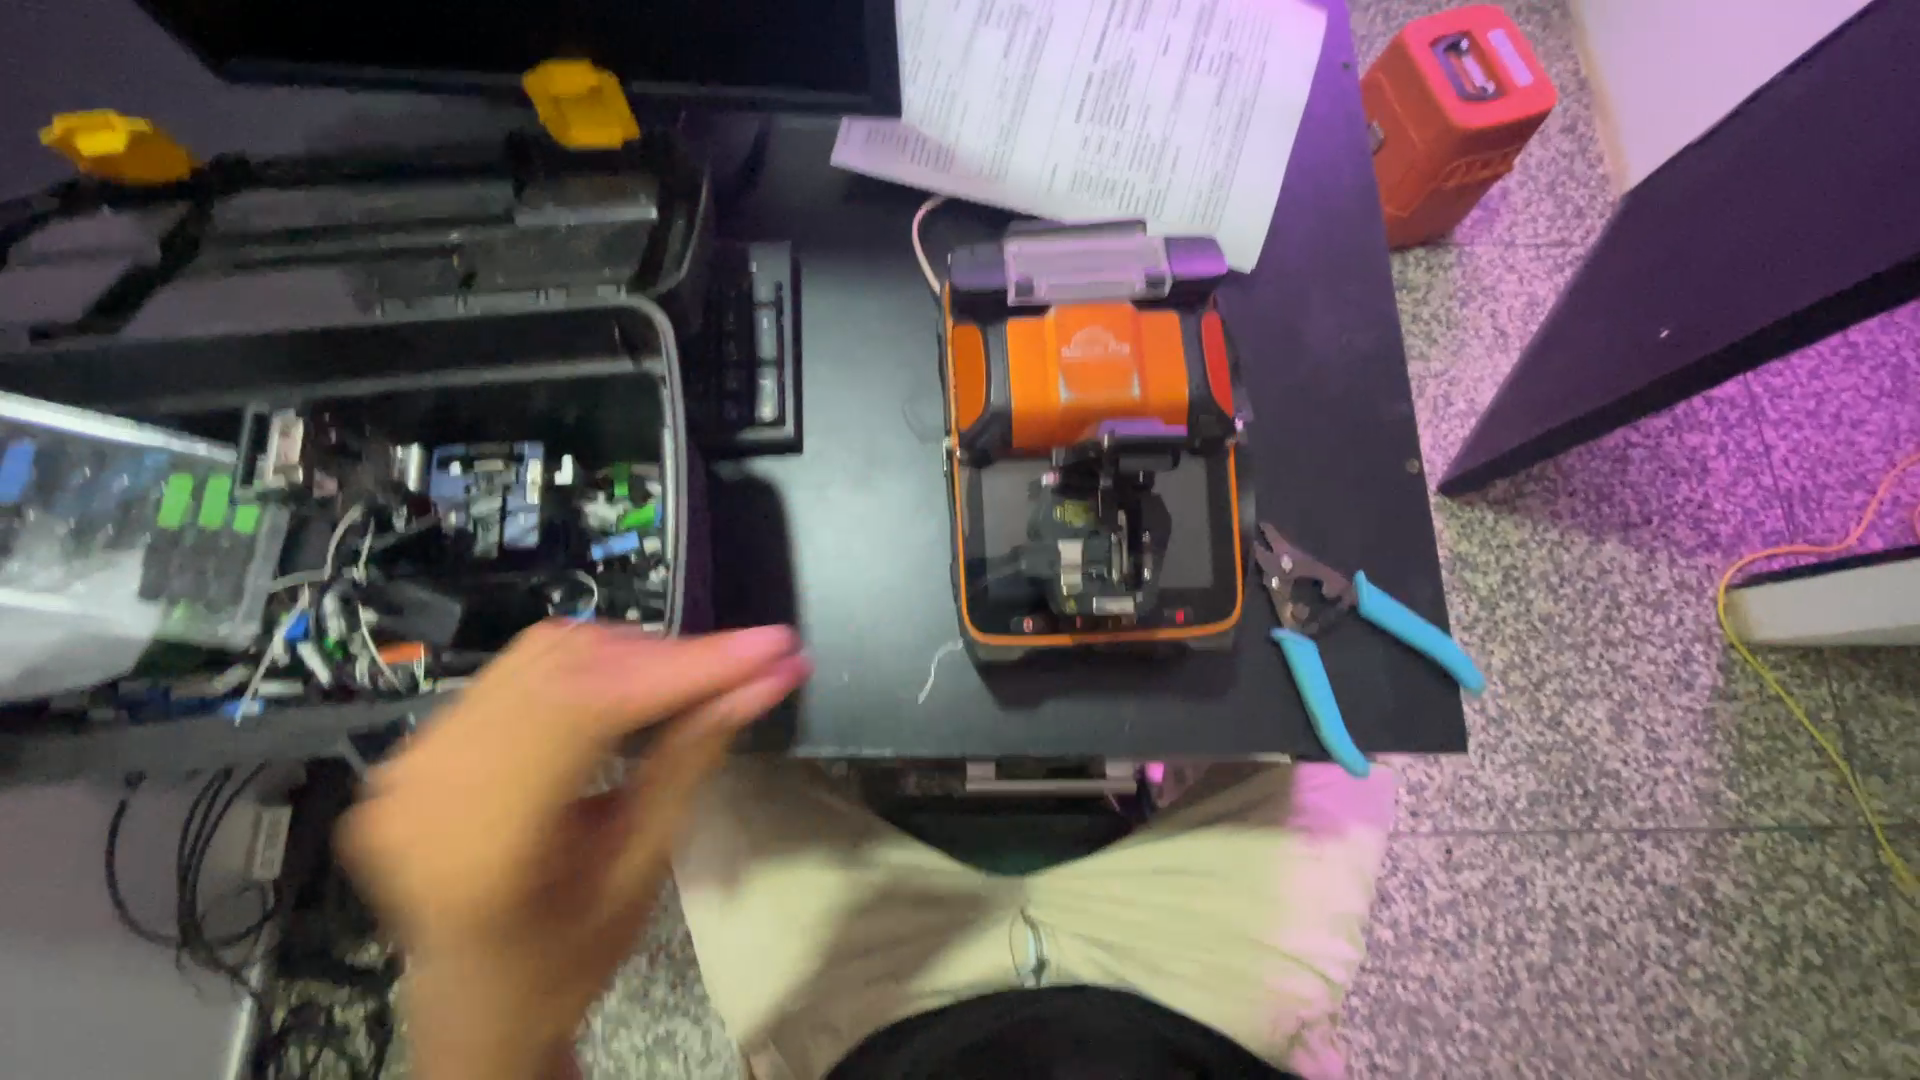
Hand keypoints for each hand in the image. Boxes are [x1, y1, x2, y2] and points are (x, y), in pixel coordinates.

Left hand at [337, 621, 810, 1079]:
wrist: (477, 1001)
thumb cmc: (565, 960)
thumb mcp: (639, 870)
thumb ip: (691, 760)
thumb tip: (764, 681)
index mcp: (480, 842)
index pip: (591, 708)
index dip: (686, 666)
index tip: (771, 647)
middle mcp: (430, 783)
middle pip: (568, 667)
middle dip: (670, 655)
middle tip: (748, 661)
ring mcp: (415, 757)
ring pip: (547, 654)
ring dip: (635, 654)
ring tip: (698, 676)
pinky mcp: (423, 742)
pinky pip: (524, 669)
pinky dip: (595, 664)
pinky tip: (638, 684)